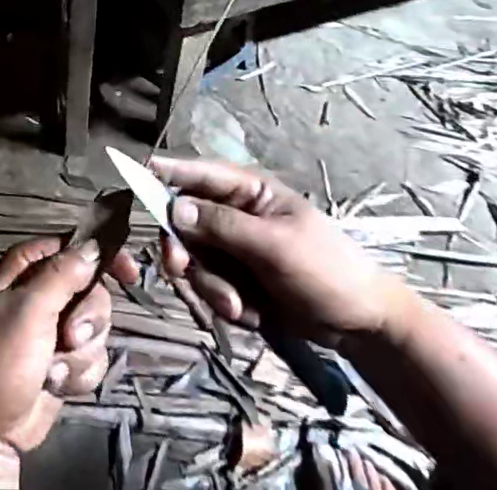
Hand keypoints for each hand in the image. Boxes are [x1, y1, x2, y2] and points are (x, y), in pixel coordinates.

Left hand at [0, 235, 139, 486]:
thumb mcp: (28, 310)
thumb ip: (62, 274)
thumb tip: (94, 247)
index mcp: (28, 266)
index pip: (77, 245)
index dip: (105, 257)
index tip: (129, 275)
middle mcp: (43, 289)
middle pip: (94, 289)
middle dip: (89, 320)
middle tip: (69, 338)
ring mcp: (55, 325)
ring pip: (98, 326)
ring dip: (80, 354)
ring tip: (52, 370)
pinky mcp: (65, 357)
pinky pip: (94, 357)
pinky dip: (79, 374)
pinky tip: (55, 384)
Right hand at [151, 156, 412, 345]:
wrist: (361, 324)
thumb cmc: (325, 269)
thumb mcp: (275, 245)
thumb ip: (222, 225)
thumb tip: (173, 207)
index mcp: (249, 191)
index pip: (200, 174)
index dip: (167, 171)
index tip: (135, 171)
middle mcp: (234, 214)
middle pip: (184, 223)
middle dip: (186, 253)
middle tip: (181, 270)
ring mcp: (233, 248)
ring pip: (193, 260)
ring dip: (210, 287)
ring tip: (241, 309)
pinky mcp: (235, 279)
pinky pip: (207, 286)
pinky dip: (222, 303)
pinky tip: (251, 315)